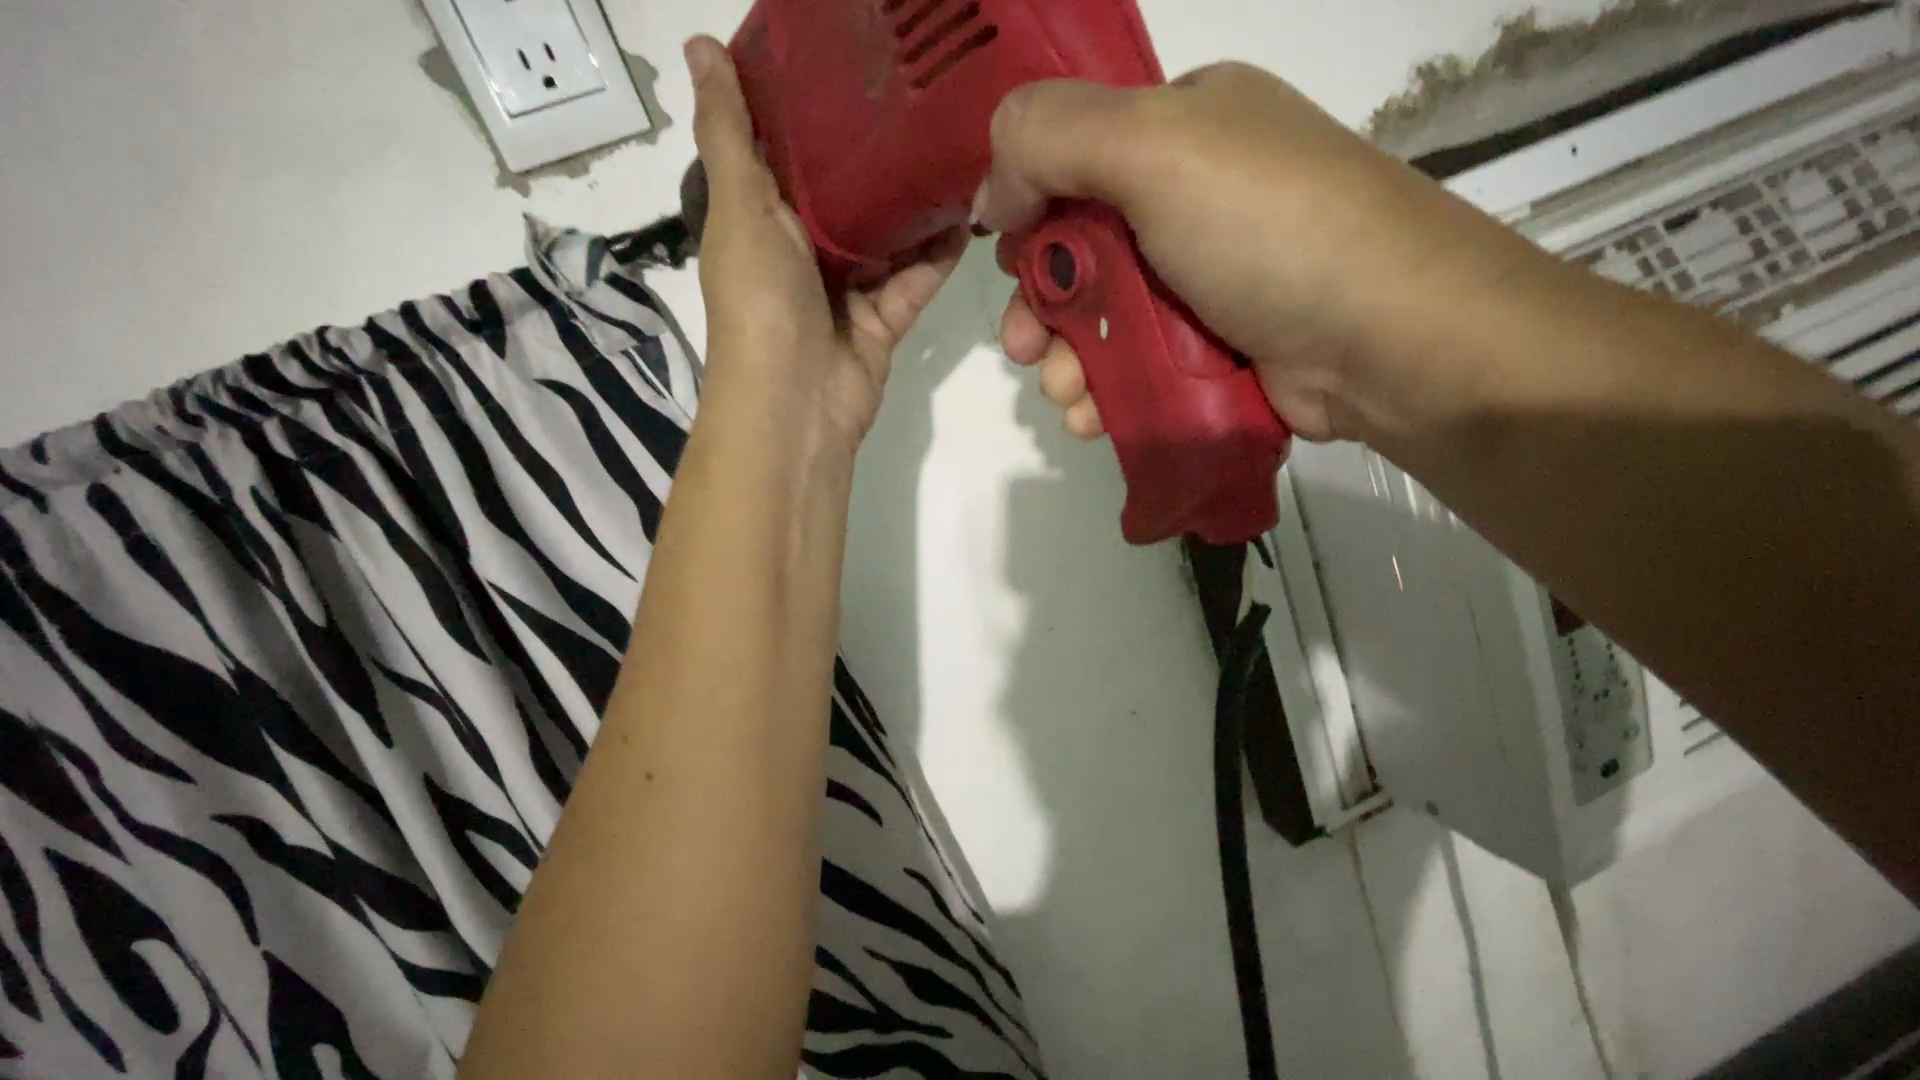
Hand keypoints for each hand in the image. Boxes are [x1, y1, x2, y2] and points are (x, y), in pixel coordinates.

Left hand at [687, 36, 966, 453]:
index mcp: (758, 221)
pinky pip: (915, 280)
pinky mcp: (883, 321)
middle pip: (843, 196)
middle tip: (921, 102)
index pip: (781, 154)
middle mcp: (801, 253)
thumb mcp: (739, 205)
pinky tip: (967, 215)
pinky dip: (937, 255)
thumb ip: (727, 132)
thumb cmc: (758, 300)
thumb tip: (698, 46)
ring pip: (887, 237)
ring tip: (956, 150)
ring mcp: (845, 290)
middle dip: (875, 157)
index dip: (806, 110)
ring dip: (916, 204)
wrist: (794, 404)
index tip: (849, 63)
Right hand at [977, 63, 1554, 446]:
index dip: (1031, 207)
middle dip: (1043, 303)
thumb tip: (991, 192)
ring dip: (1070, 361)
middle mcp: (1197, 193)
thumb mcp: (1154, 146)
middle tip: (1022, 348)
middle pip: (1083, 247)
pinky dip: (1109, 391)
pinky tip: (1093, 418)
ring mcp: (1211, 276)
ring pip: (1108, 317)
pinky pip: (1142, 363)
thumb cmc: (1267, 228)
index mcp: (1186, 123)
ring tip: (1069, 398)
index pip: (1076, 153)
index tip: (1008, 258)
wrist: (1389, 338)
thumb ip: (1049, 140)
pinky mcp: (1221, 346)